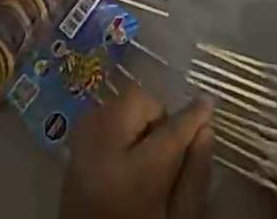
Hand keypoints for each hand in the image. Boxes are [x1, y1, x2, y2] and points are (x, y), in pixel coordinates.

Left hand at [60, 83, 213, 218]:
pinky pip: (98, 123)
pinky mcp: (69, 159)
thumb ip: (195, 175)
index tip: (207, 106)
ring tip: (142, 154)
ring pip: (115, 106)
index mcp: (136, 171)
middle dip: (157, 116)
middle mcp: (102, 151)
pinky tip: (121, 160)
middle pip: (137, 101)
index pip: (173, 128)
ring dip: (135, 119)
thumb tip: (205, 129)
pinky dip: (116, 129)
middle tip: (165, 148)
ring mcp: (80, 153)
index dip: (195, 114)